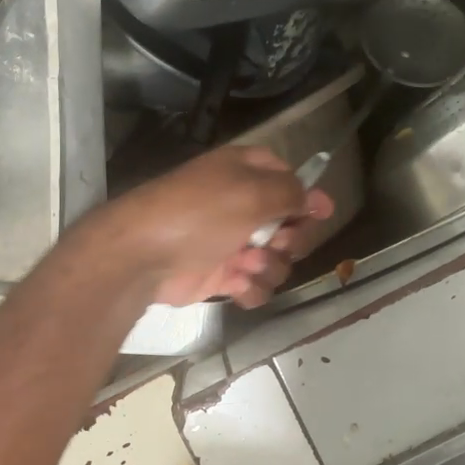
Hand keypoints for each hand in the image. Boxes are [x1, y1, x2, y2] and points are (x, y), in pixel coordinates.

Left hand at [78, 145, 335, 308]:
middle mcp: (242, 207)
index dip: (307, 198)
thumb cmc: (199, 213)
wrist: (144, 255)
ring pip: (277, 262)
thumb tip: (315, 198)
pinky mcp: (221, 276)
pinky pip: (255, 287)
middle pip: (290, 228)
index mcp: (247, 174)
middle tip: (272, 243)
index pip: (290, 181)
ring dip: (268, 268)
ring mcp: (232, 244)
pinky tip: (237, 288)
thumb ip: (292, 193)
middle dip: (289, 241)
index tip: (320, 214)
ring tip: (244, 266)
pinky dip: (250, 290)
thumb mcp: (252, 191)